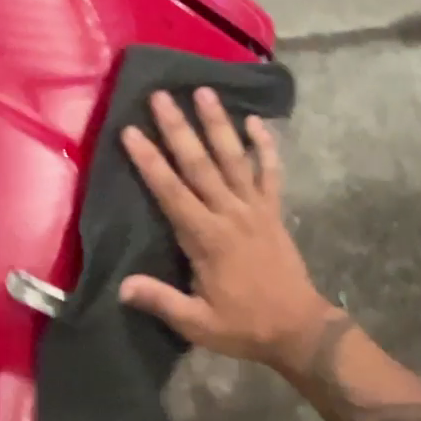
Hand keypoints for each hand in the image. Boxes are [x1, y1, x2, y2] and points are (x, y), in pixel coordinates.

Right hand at [118, 88, 335, 368]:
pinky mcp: (274, 211)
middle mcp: (230, 213)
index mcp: (206, 238)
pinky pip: (270, 172)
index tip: (132, 132)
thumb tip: (121, 286)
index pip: (171, 192)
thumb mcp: (198, 323)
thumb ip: (161, 301)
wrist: (299, 329)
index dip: (150, 161)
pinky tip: (256, 121)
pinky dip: (265, 146)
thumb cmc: (244, 326)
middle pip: (200, 164)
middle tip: (161, 95)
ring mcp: (256, 208)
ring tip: (205, 91)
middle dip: (179, 128)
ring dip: (219, 124)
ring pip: (234, 158)